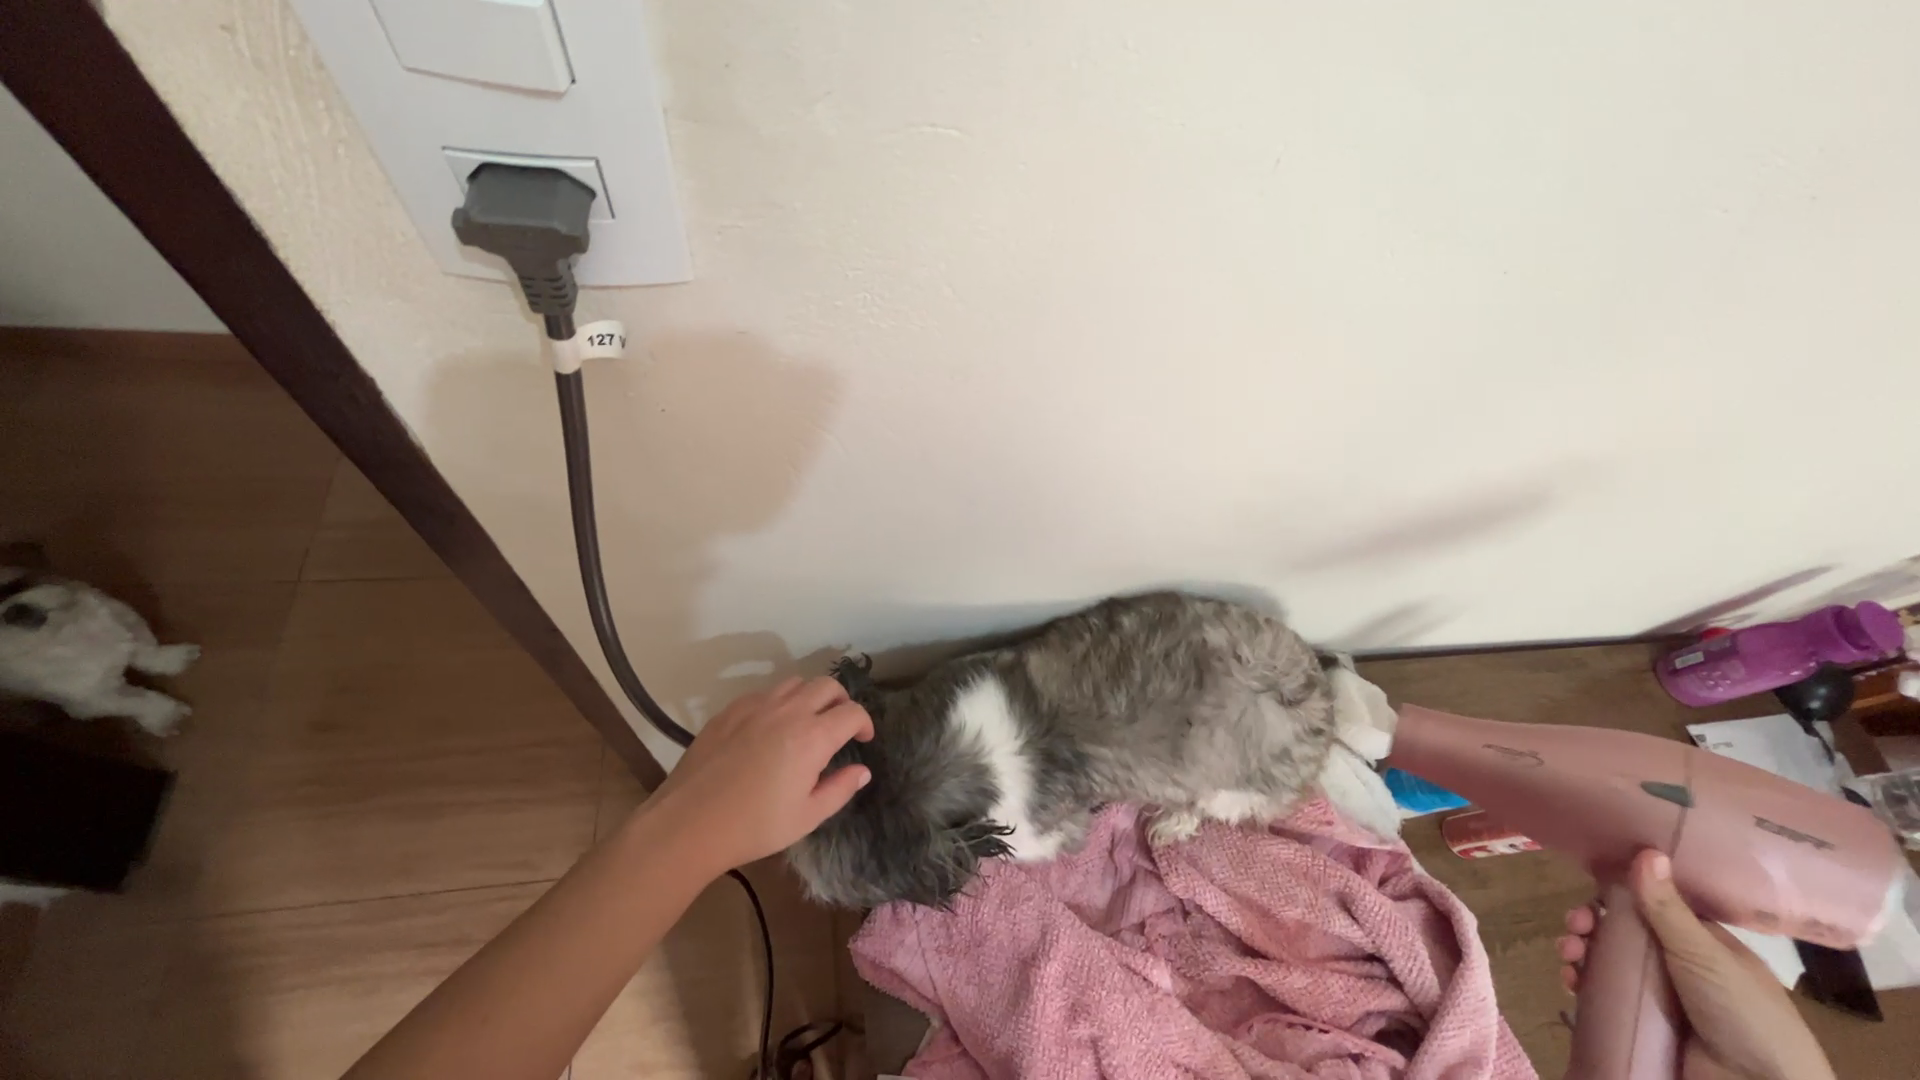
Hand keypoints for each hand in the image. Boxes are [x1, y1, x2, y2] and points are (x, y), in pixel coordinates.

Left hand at [640, 676, 872, 873]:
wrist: (689, 823)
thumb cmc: (754, 826)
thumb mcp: (807, 817)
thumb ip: (840, 789)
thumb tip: (862, 771)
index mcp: (812, 737)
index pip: (852, 712)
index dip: (864, 723)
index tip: (863, 739)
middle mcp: (788, 711)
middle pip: (826, 686)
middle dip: (841, 701)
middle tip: (839, 724)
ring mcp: (755, 706)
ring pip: (794, 683)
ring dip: (810, 696)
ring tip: (807, 721)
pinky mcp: (730, 710)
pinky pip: (764, 693)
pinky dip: (778, 702)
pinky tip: (770, 728)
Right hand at [1557, 849, 1834, 1079]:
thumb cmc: (1743, 1013)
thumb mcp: (1704, 955)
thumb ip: (1668, 908)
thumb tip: (1647, 849)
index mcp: (1702, 946)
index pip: (1649, 909)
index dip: (1617, 898)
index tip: (1591, 892)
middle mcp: (1678, 967)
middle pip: (1620, 933)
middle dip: (1590, 924)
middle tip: (1575, 926)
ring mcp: (1658, 996)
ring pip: (1605, 961)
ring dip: (1579, 950)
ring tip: (1568, 955)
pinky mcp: (1639, 1022)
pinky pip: (1601, 995)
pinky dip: (1580, 983)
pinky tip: (1570, 981)